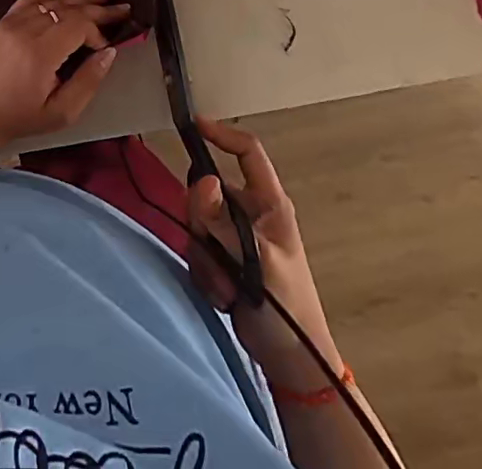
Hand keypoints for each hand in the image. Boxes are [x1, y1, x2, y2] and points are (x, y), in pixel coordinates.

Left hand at [0, 0, 129, 147]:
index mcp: (40, 53)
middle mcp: (25, 31)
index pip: (78, 25)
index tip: (103, 47)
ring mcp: (11, 23)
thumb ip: (88, 81)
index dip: (97, 32)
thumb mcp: (61, 112)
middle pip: (67, 9)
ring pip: (50, 1)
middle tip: (121, 7)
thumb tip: (109, 52)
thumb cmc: (21, 117)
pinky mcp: (2, 23)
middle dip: (97, 8)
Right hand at [184, 116, 345, 389]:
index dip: (222, 134)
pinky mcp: (221, 256)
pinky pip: (193, 247)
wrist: (289, 358)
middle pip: (206, 191)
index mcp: (270, 205)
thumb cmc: (287, 309)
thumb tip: (203, 179)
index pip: (247, 153)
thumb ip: (223, 221)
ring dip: (203, 256)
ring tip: (226, 286)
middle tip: (216, 256)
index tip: (192, 124)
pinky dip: (203, 271)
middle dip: (202, 226)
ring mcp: (233, 235)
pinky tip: (223, 293)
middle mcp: (249, 213)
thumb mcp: (255, 262)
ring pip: (195, 222)